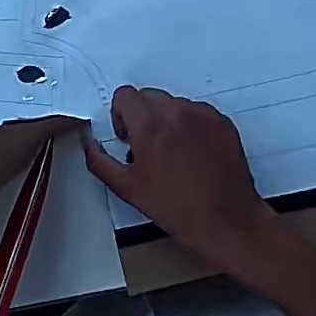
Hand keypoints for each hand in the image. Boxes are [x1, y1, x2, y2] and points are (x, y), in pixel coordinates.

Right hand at [81, 85, 276, 266]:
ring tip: (172, 154)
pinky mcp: (222, 122)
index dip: (120, 115)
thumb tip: (89, 143)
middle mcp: (177, 112)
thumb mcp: (126, 188)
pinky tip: (191, 155)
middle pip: (148, 96)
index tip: (127, 135)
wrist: (225, 220)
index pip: (125, 95)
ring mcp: (203, 115)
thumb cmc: (178, 207)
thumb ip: (98, 160)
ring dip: (166, 121)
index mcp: (150, 124)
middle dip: (141, 117)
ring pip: (173, 104)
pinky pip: (197, 113)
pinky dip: (189, 126)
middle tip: (146, 147)